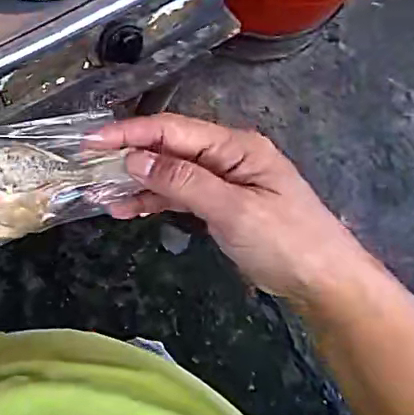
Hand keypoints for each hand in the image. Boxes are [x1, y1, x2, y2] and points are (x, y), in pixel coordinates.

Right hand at [90, 113, 374, 298]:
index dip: (129, 133)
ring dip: (136, 182)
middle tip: (87, 166)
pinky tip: (128, 208)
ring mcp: (223, 181)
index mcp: (235, 147)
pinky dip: (154, 200)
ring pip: (169, 173)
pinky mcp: (220, 204)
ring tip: (101, 194)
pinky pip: (178, 195)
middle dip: (128, 156)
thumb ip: (183, 181)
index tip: (92, 140)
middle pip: (168, 148)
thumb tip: (136, 159)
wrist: (326, 283)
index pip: (172, 131)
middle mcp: (227, 157)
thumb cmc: (287, 242)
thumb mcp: (233, 209)